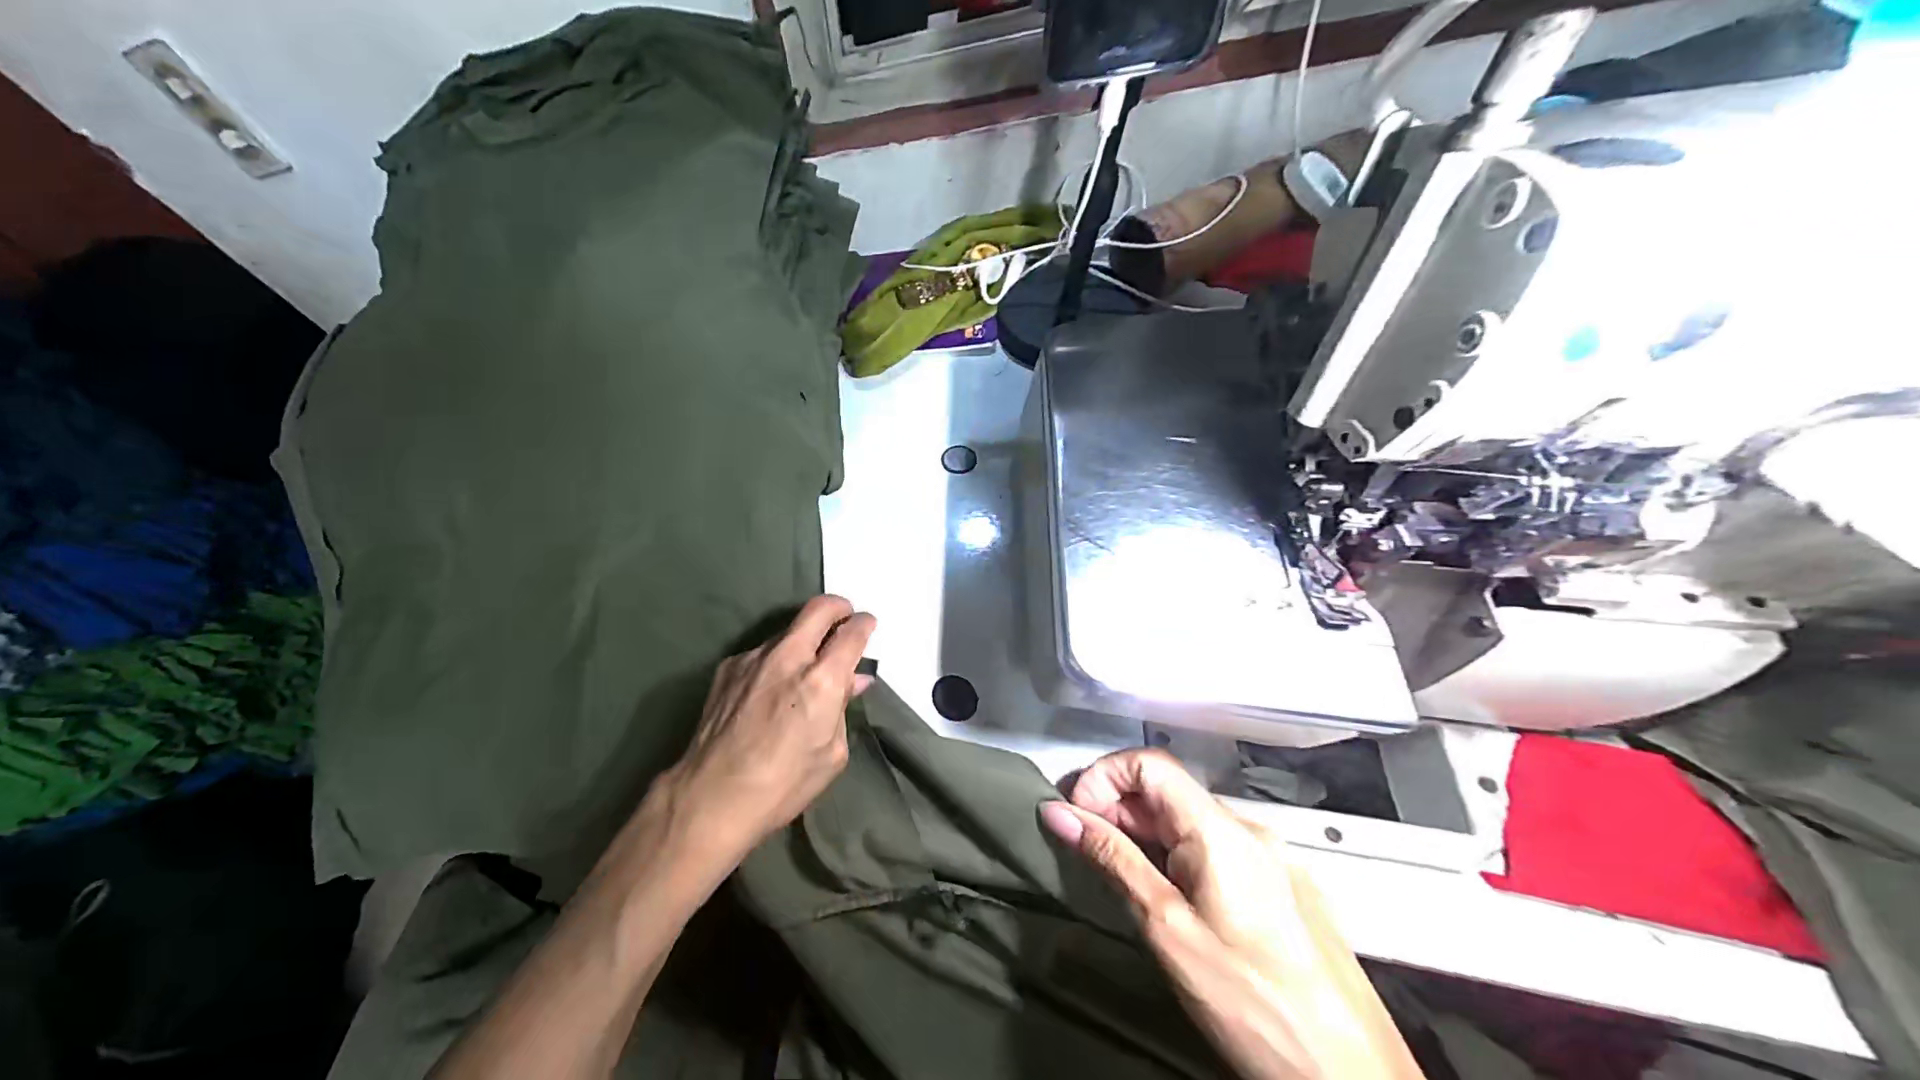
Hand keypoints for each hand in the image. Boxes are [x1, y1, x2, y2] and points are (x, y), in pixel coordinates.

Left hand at [662, 595, 876, 854]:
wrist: (711, 797)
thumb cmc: (783, 784)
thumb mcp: (832, 753)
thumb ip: (844, 707)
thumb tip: (854, 681)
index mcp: (822, 681)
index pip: (851, 634)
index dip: (864, 625)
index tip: (867, 624)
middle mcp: (788, 658)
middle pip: (818, 609)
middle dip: (838, 607)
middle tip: (845, 616)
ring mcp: (753, 659)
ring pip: (787, 631)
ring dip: (804, 638)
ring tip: (805, 664)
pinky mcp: (727, 668)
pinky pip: (761, 653)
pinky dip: (776, 659)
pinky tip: (772, 686)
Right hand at [1041, 749, 1421, 1079]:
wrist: (1352, 1076)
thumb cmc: (1259, 1008)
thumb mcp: (1167, 929)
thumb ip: (1113, 860)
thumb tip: (1060, 813)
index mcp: (1221, 831)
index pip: (1148, 762)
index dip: (1102, 778)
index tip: (1075, 816)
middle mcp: (1249, 831)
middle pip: (1166, 791)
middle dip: (1115, 810)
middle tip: (1085, 851)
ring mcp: (1268, 857)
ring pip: (1187, 821)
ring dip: (1143, 836)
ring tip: (1119, 880)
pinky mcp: (1277, 884)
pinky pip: (1213, 848)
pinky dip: (1175, 857)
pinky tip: (1165, 898)